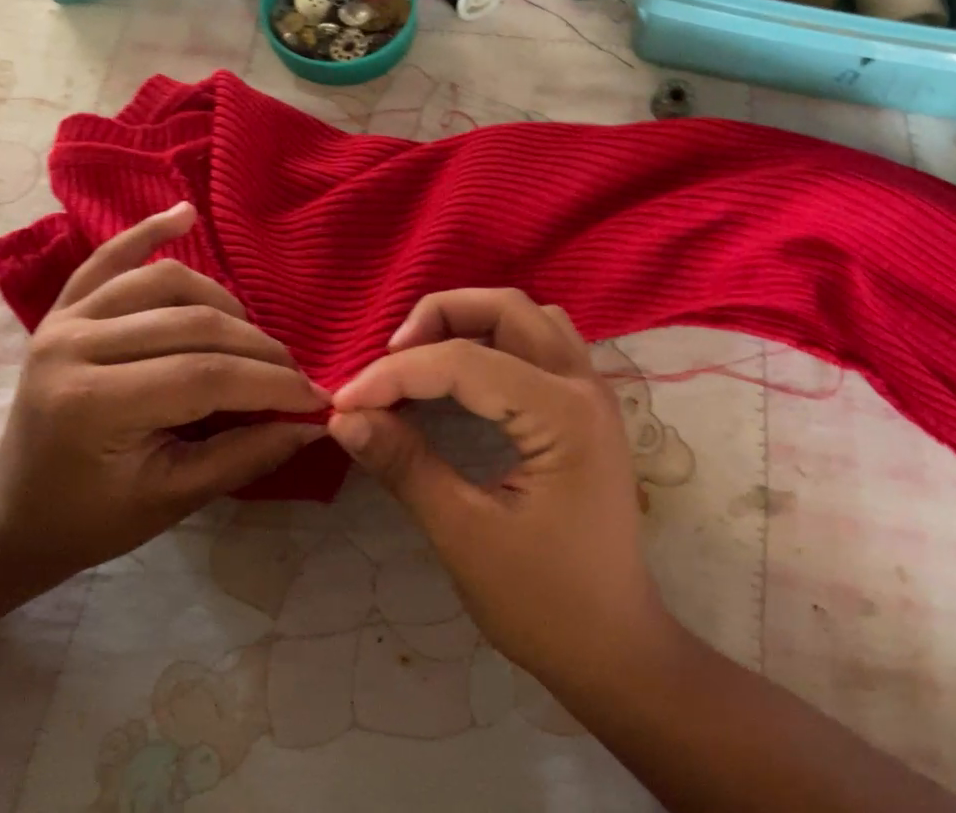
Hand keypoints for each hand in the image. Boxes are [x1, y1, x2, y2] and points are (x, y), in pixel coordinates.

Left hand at [0, 202, 328, 575]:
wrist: (17, 513)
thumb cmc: (93, 519)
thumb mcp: (173, 499)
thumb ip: (245, 455)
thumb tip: (312, 424)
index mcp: (93, 402)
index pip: (205, 375)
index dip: (271, 384)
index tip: (317, 399)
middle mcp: (74, 346)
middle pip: (194, 326)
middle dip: (260, 351)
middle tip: (297, 378)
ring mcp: (63, 319)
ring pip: (166, 284)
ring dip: (224, 306)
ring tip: (253, 340)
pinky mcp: (61, 309)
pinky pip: (109, 258)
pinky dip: (147, 233)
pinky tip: (185, 213)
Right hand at [326, 289, 673, 678]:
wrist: (612, 646)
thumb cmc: (542, 602)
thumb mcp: (464, 535)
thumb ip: (406, 465)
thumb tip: (345, 418)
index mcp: (564, 415)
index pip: (465, 363)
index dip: (395, 375)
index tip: (343, 404)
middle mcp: (586, 388)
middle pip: (509, 308)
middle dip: (439, 318)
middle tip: (387, 359)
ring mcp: (593, 396)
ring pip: (530, 319)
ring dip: (472, 322)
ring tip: (422, 360)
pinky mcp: (587, 412)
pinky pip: (542, 346)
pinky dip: (497, 343)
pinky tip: (464, 378)